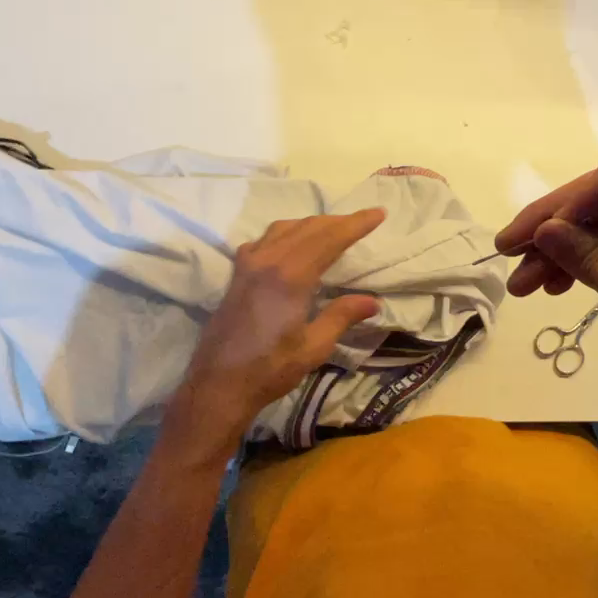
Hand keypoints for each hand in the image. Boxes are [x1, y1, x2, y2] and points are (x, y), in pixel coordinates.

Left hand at [166, 210, 385, 455]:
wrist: (219, 383)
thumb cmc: (270, 369)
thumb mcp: (314, 347)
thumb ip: (341, 317)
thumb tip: (373, 301)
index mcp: (290, 276)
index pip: (329, 239)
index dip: (355, 224)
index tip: (378, 213)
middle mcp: (267, 261)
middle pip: (307, 228)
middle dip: (337, 221)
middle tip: (362, 221)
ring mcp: (247, 265)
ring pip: (283, 229)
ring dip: (311, 224)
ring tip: (331, 229)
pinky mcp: (236, 275)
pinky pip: (264, 241)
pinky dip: (285, 234)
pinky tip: (290, 245)